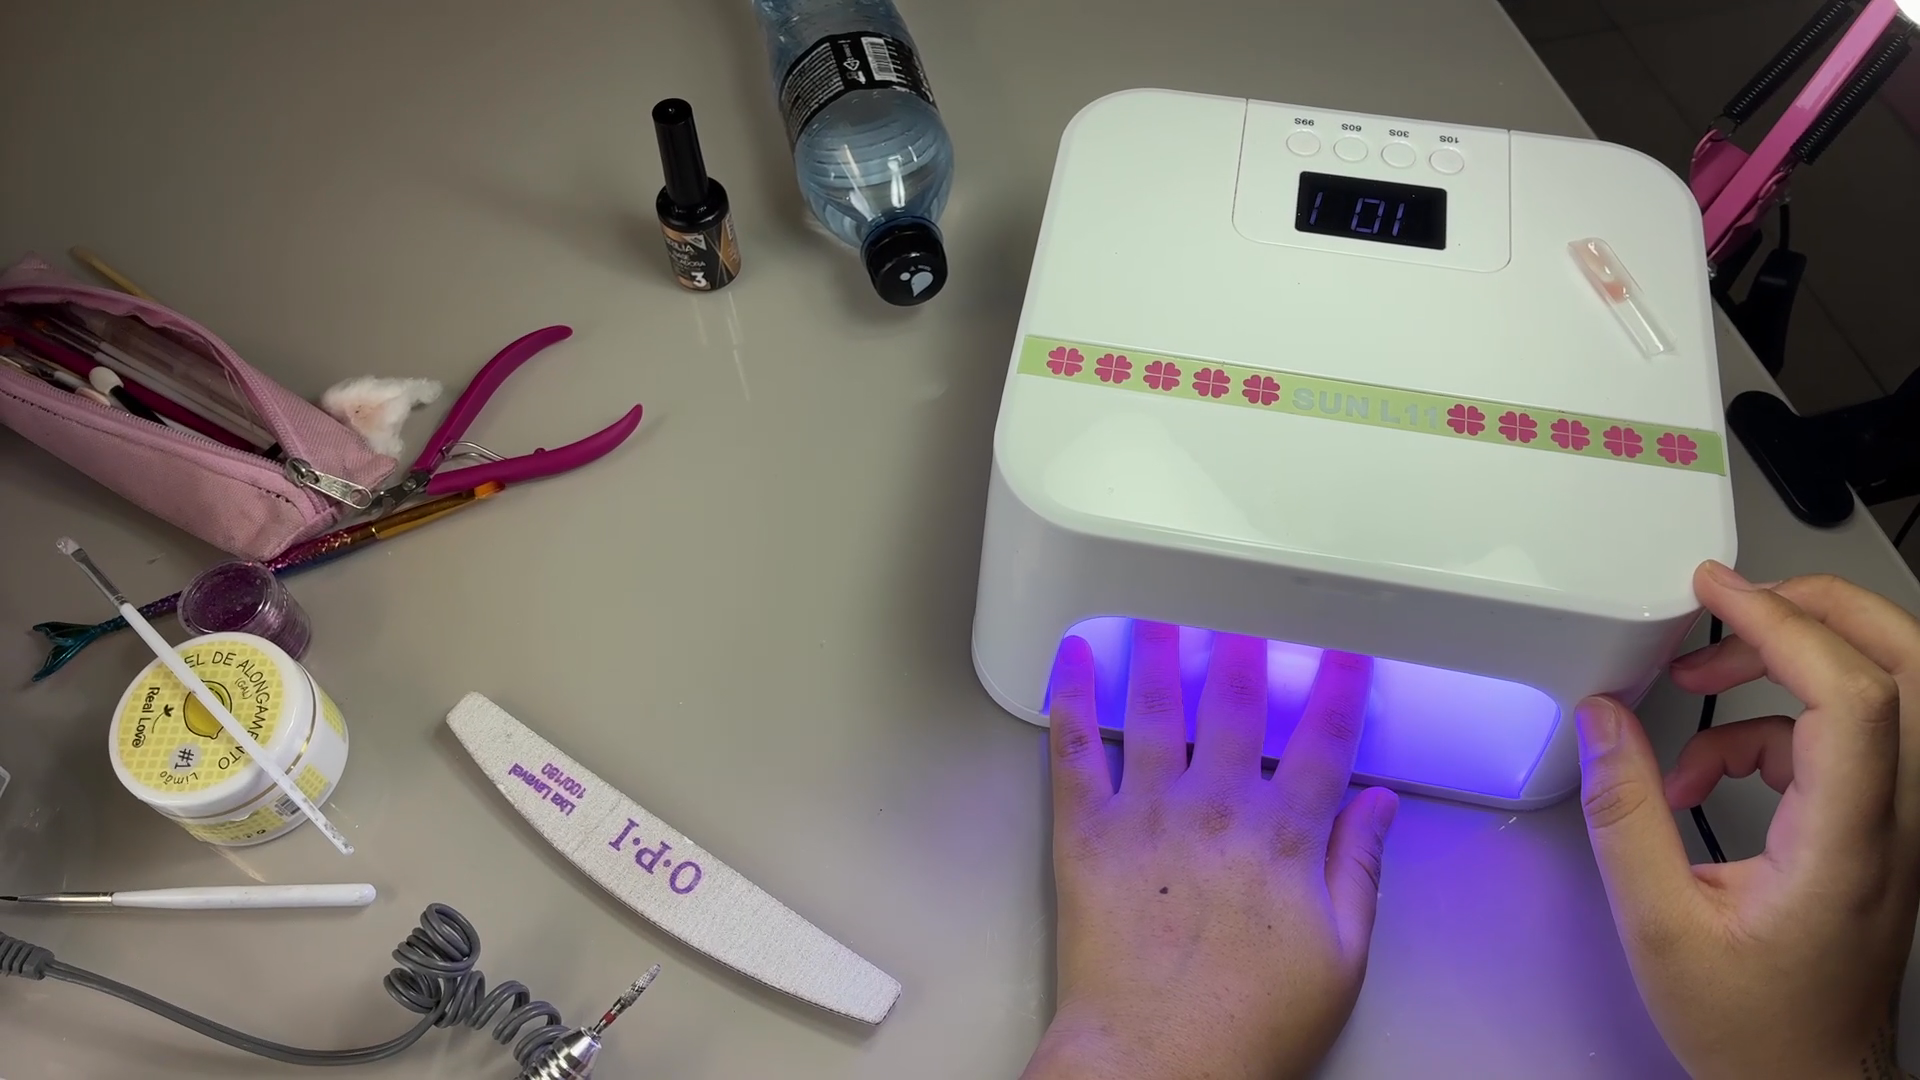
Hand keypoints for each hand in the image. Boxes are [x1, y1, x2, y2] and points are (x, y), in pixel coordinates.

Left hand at [1022, 624, 1398, 1079]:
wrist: (1155, 1059)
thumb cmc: (1255, 1018)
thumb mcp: (1339, 957)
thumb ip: (1358, 868)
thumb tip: (1380, 800)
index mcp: (1281, 834)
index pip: (1322, 744)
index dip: (1338, 692)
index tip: (1344, 651)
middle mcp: (1215, 804)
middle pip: (1235, 707)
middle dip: (1242, 653)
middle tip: (1242, 613)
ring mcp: (1146, 808)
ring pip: (1156, 708)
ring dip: (1159, 653)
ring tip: (1159, 614)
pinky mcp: (1087, 824)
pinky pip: (1075, 746)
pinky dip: (1071, 695)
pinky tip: (1072, 655)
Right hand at [1576, 562, 1919, 1079]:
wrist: (1799, 1077)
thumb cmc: (1738, 1016)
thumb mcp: (1653, 909)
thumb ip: (1624, 803)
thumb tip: (1602, 714)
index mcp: (1849, 846)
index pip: (1854, 702)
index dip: (1785, 627)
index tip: (1713, 589)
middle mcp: (1899, 827)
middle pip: (1911, 680)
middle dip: (1822, 615)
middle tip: (1730, 596)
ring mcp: (1894, 827)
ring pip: (1877, 702)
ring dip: (1777, 669)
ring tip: (1687, 680)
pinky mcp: (1871, 830)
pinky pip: (1832, 744)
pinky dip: (1759, 730)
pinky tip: (1697, 769)